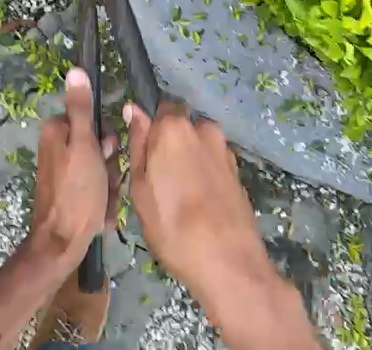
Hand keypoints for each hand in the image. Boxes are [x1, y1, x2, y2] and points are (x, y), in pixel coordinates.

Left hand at [28, 67, 119, 269]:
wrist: (62, 244)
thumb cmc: (76, 192)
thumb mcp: (83, 145)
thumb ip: (81, 109)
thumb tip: (75, 69)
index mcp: (58, 131)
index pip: (94, 121)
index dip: (106, 139)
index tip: (107, 155)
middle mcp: (58, 148)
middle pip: (100, 147)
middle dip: (109, 167)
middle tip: (104, 183)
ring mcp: (65, 174)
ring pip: (102, 171)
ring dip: (109, 188)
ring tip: (103, 204)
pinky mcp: (72, 195)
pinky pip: (97, 191)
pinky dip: (102, 203)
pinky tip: (100, 216)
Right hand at [123, 100, 280, 312]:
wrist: (229, 263)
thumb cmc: (172, 226)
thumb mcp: (141, 188)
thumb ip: (138, 144)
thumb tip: (132, 109)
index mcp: (173, 127)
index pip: (159, 108)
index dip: (151, 128)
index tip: (145, 152)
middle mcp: (202, 128)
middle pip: (181, 124)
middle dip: (171, 140)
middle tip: (161, 176)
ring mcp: (224, 149)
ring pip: (199, 142)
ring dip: (190, 156)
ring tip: (182, 192)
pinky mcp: (238, 171)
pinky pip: (213, 161)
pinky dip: (206, 172)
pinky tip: (200, 200)